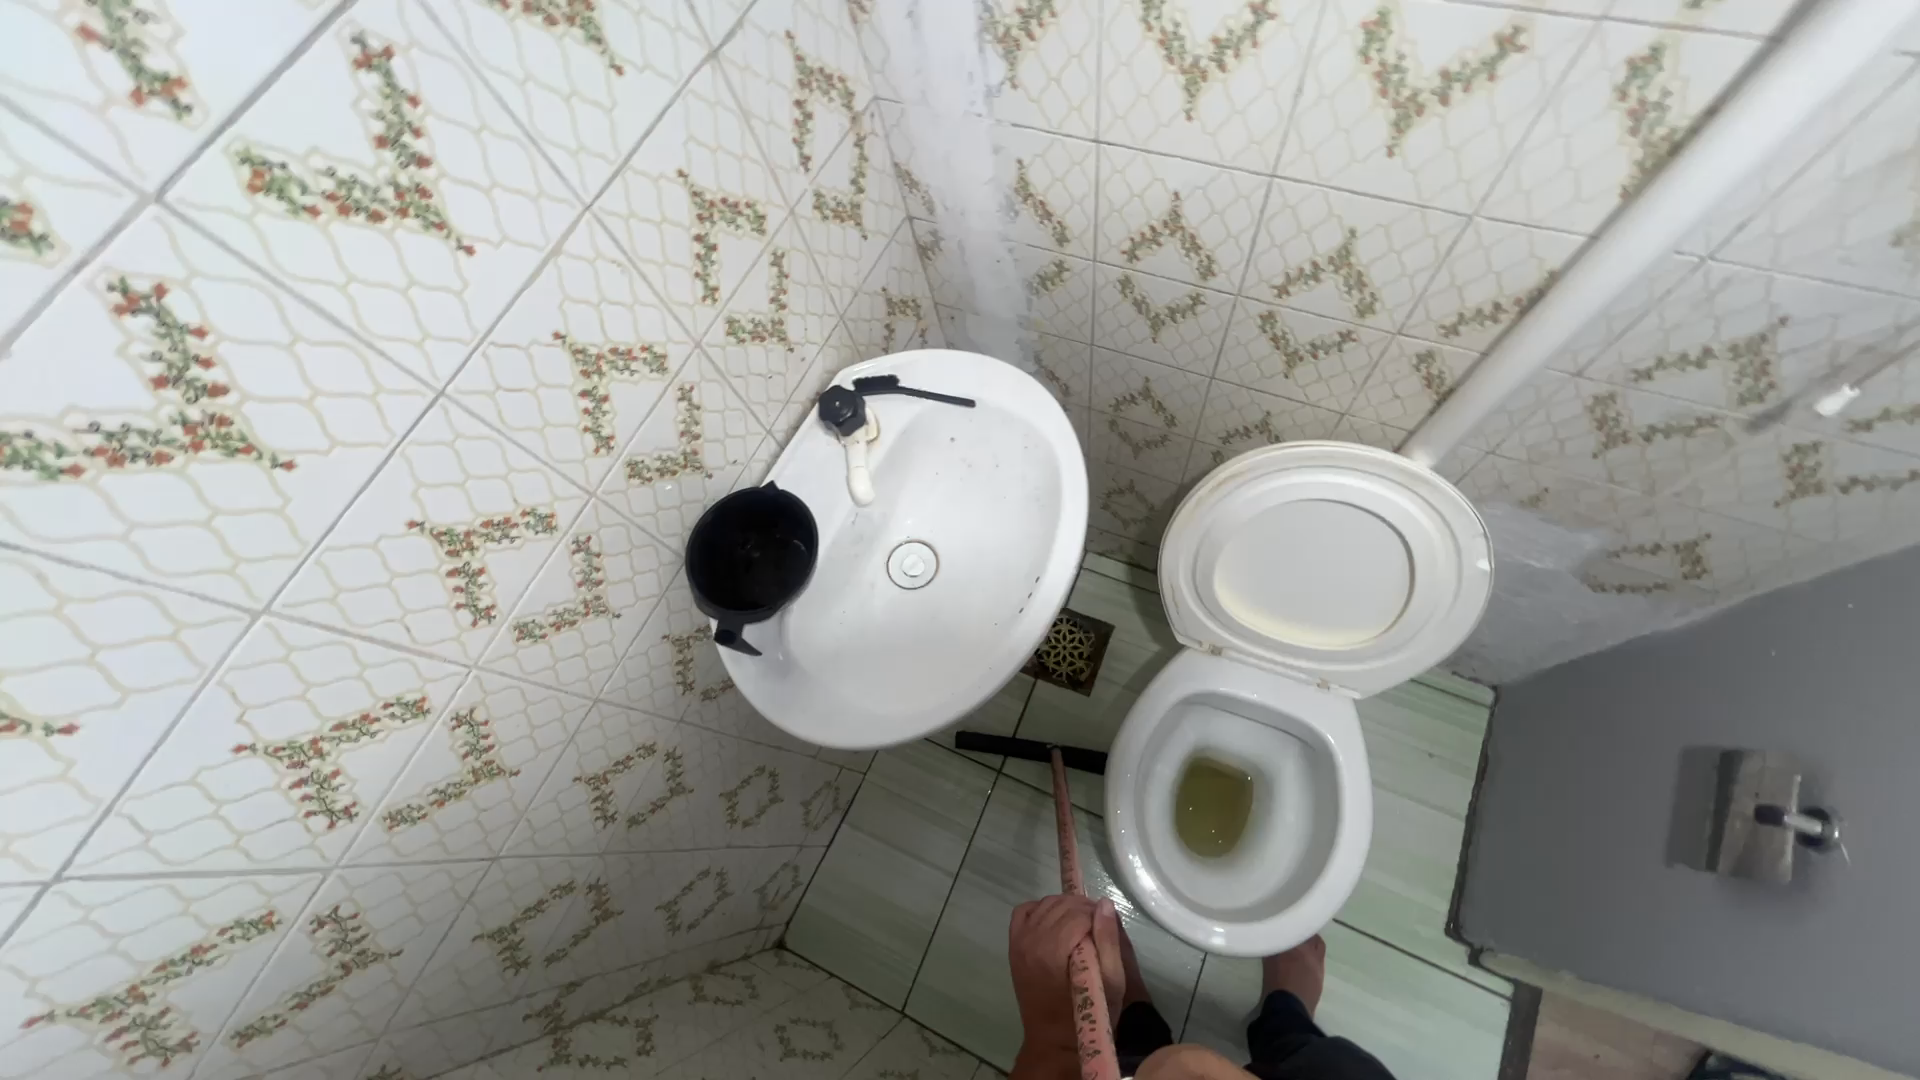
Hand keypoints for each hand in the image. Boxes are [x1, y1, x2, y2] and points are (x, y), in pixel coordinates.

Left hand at [1008, 895, 1124, 1056]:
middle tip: (1099, 924)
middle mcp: (1030, 941)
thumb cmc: (1088, 1016)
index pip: (1077, 913)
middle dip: (1083, 909)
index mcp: (1052, 952)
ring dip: (1065, 907)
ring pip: (1044, 904)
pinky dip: (1041, 908)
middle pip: (1061, 905)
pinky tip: (1056, 921)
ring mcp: (1018, 942)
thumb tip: (1104, 904)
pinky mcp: (1014, 945)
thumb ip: (1109, 942)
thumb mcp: (1111, 984)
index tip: (1108, 928)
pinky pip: (1024, 911)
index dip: (1097, 915)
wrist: (1054, 1042)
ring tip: (1082, 923)